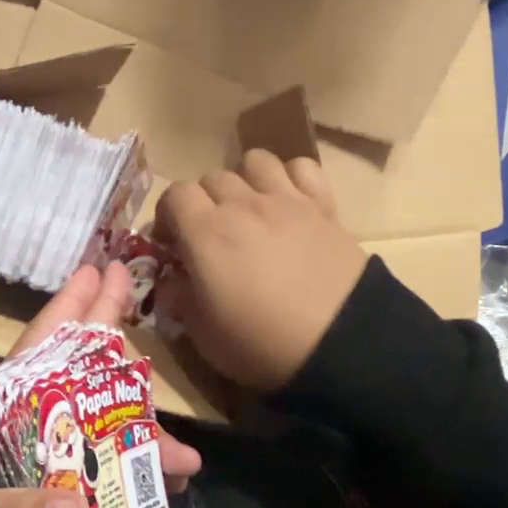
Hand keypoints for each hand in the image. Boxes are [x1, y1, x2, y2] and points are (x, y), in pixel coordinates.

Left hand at [0, 263, 203, 507]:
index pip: (36, 354)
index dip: (67, 312)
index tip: (99, 271)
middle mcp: (28, 436)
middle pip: (80, 386)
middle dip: (117, 353)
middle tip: (151, 311)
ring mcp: (45, 473)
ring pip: (103, 443)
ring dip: (142, 445)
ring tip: (188, 456)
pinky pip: (105, 491)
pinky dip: (135, 492)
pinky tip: (166, 496)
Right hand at [154, 149, 367, 392]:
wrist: (340, 344)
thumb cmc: (261, 344)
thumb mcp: (204, 335)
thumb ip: (180, 300)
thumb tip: (172, 281)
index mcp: (205, 233)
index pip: (174, 195)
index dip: (167, 216)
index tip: (172, 244)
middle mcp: (242, 205)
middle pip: (211, 178)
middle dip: (203, 202)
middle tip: (210, 235)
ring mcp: (286, 201)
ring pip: (254, 162)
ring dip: (244, 181)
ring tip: (248, 211)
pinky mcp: (323, 207)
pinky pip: (302, 168)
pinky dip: (290, 178)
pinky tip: (288, 204)